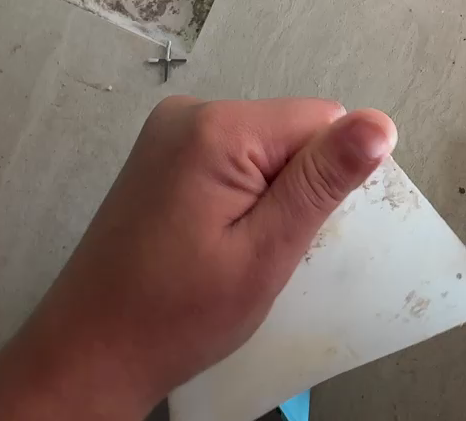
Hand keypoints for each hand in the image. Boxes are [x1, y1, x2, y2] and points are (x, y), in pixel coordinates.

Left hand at [0, 96, 396, 420]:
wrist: (84, 356)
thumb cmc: (179, 315)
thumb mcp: (264, 254)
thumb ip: (321, 182)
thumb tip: (380, 123)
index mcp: (219, 126)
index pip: (320, 120)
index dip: (325, 177)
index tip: (296, 231)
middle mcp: (192, 109)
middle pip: (290, 129)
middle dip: (295, 185)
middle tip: (261, 249)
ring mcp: (170, 128)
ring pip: (264, 142)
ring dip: (268, 190)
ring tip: (233, 247)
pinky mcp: (160, 150)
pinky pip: (232, 152)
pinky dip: (241, 189)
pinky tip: (213, 235)